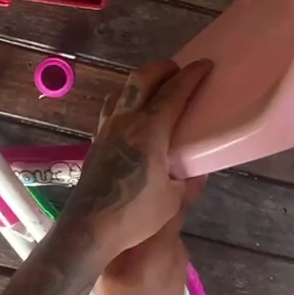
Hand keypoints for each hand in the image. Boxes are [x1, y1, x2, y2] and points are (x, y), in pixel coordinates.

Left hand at [60, 59, 210, 260]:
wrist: (88, 229)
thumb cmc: (134, 216)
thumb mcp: (172, 200)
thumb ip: (186, 180)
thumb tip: (196, 171)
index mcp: (150, 131)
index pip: (174, 92)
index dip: (192, 76)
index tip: (205, 65)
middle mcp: (125, 122)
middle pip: (142, 78)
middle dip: (163, 69)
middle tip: (179, 72)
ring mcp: (106, 130)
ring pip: (122, 90)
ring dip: (141, 83)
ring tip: (155, 91)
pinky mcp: (95, 142)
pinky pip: (111, 110)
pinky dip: (126, 102)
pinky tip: (132, 118)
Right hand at [95, 177, 205, 294]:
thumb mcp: (107, 278)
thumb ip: (109, 242)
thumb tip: (104, 209)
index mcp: (155, 240)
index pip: (173, 195)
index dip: (172, 170)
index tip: (167, 146)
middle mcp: (172, 240)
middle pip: (167, 201)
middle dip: (156, 182)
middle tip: (136, 166)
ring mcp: (178, 252)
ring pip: (163, 219)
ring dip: (149, 208)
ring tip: (124, 202)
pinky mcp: (177, 264)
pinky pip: (162, 236)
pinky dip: (149, 230)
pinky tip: (131, 237)